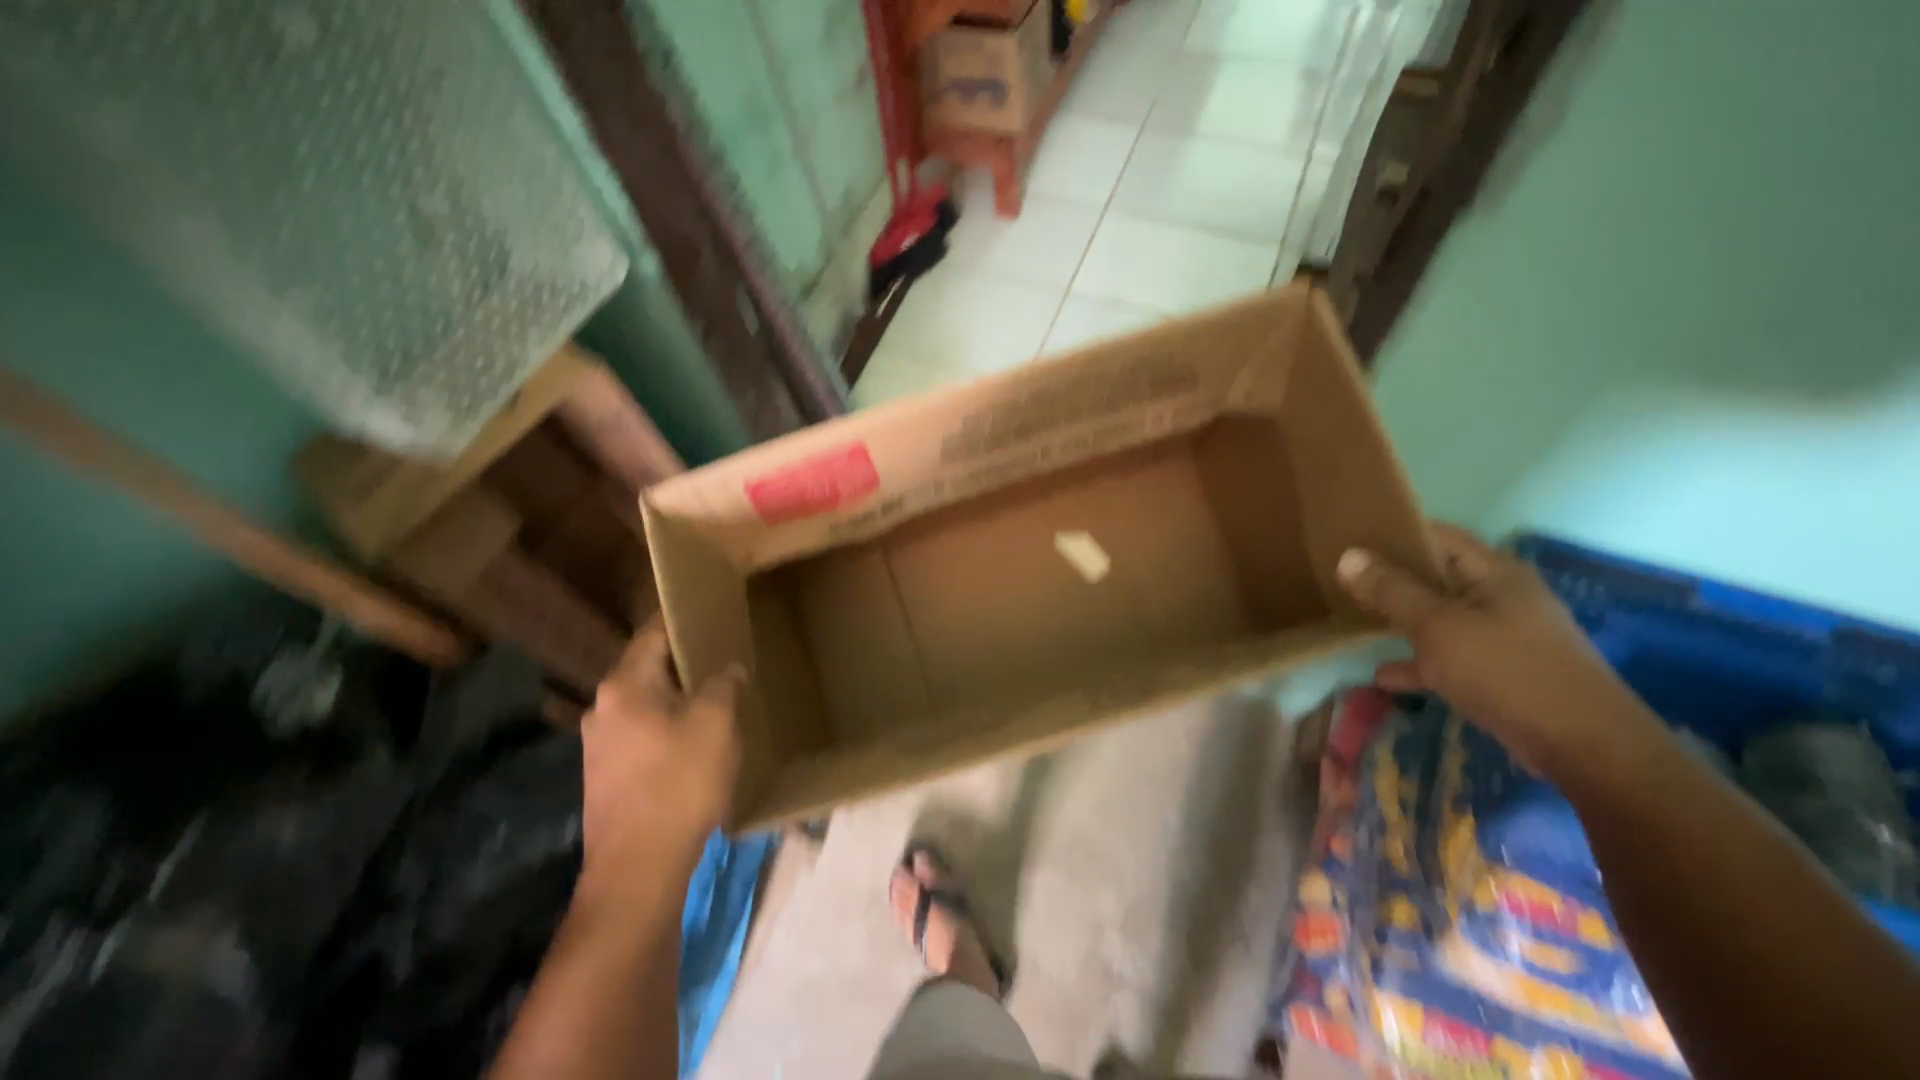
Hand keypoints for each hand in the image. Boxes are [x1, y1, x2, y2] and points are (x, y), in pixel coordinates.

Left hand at [577, 620, 744, 902]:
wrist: (638, 867)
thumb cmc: (679, 783)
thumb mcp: (716, 724)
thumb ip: (723, 686)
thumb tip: (727, 669)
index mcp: (624, 685)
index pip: (655, 633)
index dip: (685, 621)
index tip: (713, 614)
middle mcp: (602, 708)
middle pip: (648, 671)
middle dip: (685, 667)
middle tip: (725, 663)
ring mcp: (598, 746)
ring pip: (645, 708)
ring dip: (677, 704)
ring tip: (716, 708)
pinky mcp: (604, 778)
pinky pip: (641, 739)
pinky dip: (666, 734)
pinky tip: (693, 750)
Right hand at [1335, 523, 1661, 776]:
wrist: (1582, 743)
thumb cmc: (1506, 671)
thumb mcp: (1437, 626)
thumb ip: (1392, 591)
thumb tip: (1348, 555)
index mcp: (1493, 570)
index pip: (1435, 535)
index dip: (1392, 533)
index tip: (1347, 540)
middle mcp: (1501, 594)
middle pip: (1437, 576)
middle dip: (1390, 580)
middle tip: (1341, 583)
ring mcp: (1505, 634)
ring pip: (1441, 617)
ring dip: (1402, 622)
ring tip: (1353, 623)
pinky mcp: (1503, 671)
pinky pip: (1451, 656)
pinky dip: (1419, 662)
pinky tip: (1384, 676)